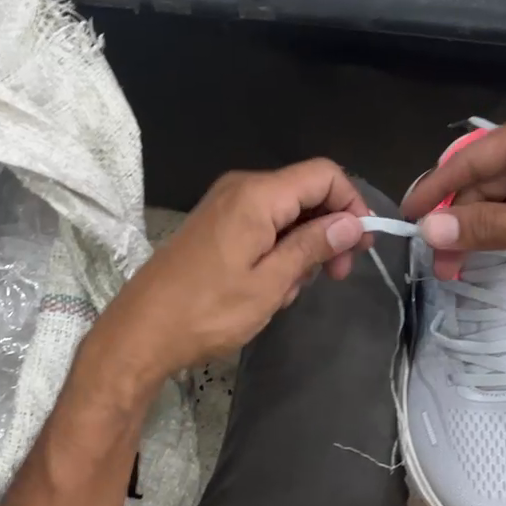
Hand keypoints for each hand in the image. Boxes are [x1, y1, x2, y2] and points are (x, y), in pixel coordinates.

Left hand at [88, 159, 370, 386]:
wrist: (143, 331)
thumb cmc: (208, 311)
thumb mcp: (270, 283)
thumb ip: (312, 247)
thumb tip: (352, 223)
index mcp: (257, 195)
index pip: (324, 175)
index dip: (352, 204)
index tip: (362, 246)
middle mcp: (240, 189)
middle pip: (305, 193)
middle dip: (330, 231)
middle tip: (337, 277)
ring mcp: (224, 207)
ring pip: (286, 214)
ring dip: (302, 249)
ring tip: (290, 292)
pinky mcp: (215, 227)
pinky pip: (262, 227)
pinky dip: (278, 252)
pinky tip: (271, 288)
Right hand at [401, 100, 505, 296]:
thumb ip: (484, 227)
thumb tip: (427, 229)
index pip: (472, 157)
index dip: (435, 190)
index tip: (404, 220)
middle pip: (487, 179)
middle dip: (461, 219)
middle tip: (440, 263)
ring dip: (484, 232)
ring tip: (462, 270)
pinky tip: (496, 259)